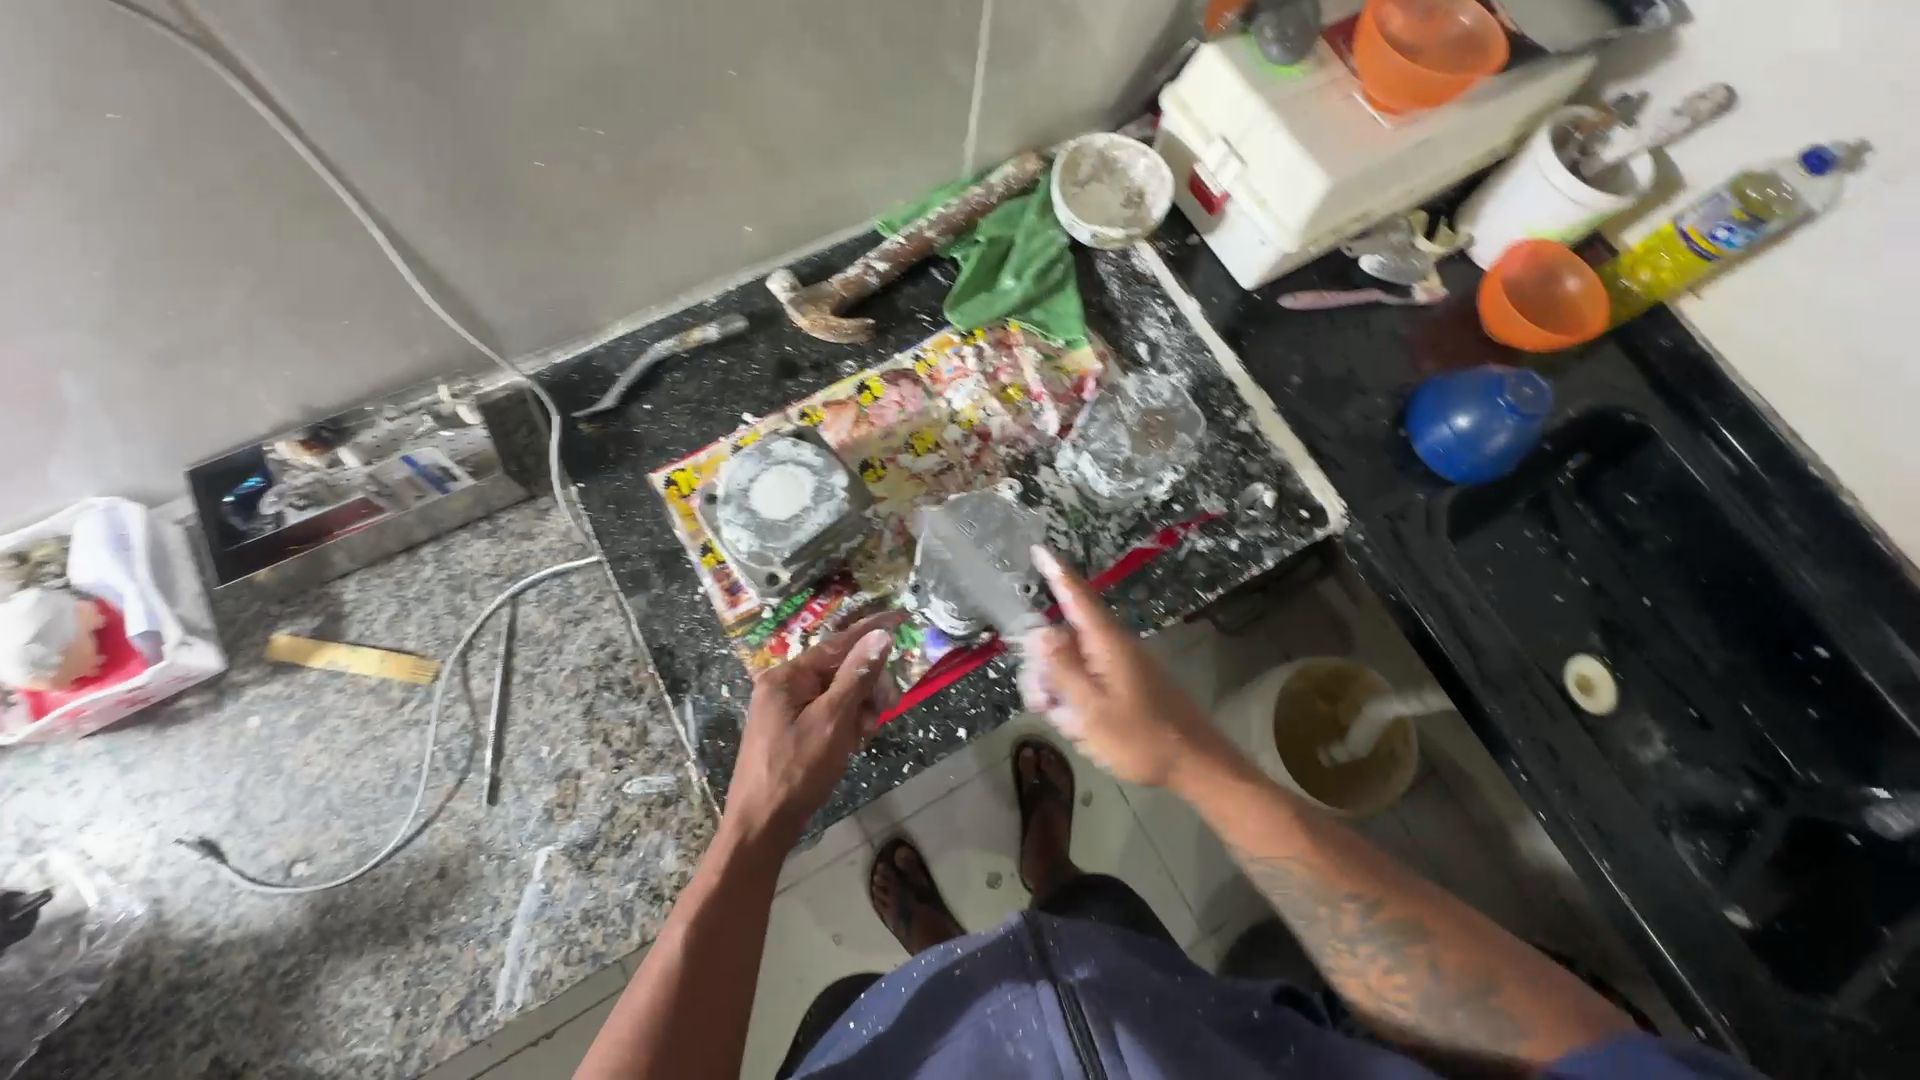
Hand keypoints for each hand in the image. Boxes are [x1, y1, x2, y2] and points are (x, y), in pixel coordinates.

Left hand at [726, 613, 904, 845]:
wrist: (761, 825)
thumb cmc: (796, 770)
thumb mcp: (833, 721)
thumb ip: (856, 676)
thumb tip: (879, 636)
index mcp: (787, 677)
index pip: (837, 643)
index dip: (871, 631)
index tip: (900, 616)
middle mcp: (783, 686)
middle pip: (840, 669)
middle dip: (868, 686)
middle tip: (887, 710)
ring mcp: (786, 709)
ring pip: (838, 693)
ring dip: (860, 708)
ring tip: (867, 735)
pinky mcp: (792, 730)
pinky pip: (828, 713)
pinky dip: (847, 723)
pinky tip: (855, 742)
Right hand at [1020, 547, 1233, 789]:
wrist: (1194, 764)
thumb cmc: (1141, 738)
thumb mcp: (1091, 708)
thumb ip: (1062, 668)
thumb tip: (1038, 630)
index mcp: (1107, 643)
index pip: (1077, 597)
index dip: (1056, 573)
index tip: (1037, 548)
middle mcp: (1113, 647)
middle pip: (1063, 639)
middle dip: (1043, 667)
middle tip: (1043, 703)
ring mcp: (1119, 666)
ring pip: (1071, 664)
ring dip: (1057, 689)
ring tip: (1066, 723)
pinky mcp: (1124, 685)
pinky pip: (1086, 681)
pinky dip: (1074, 700)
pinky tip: (1079, 727)